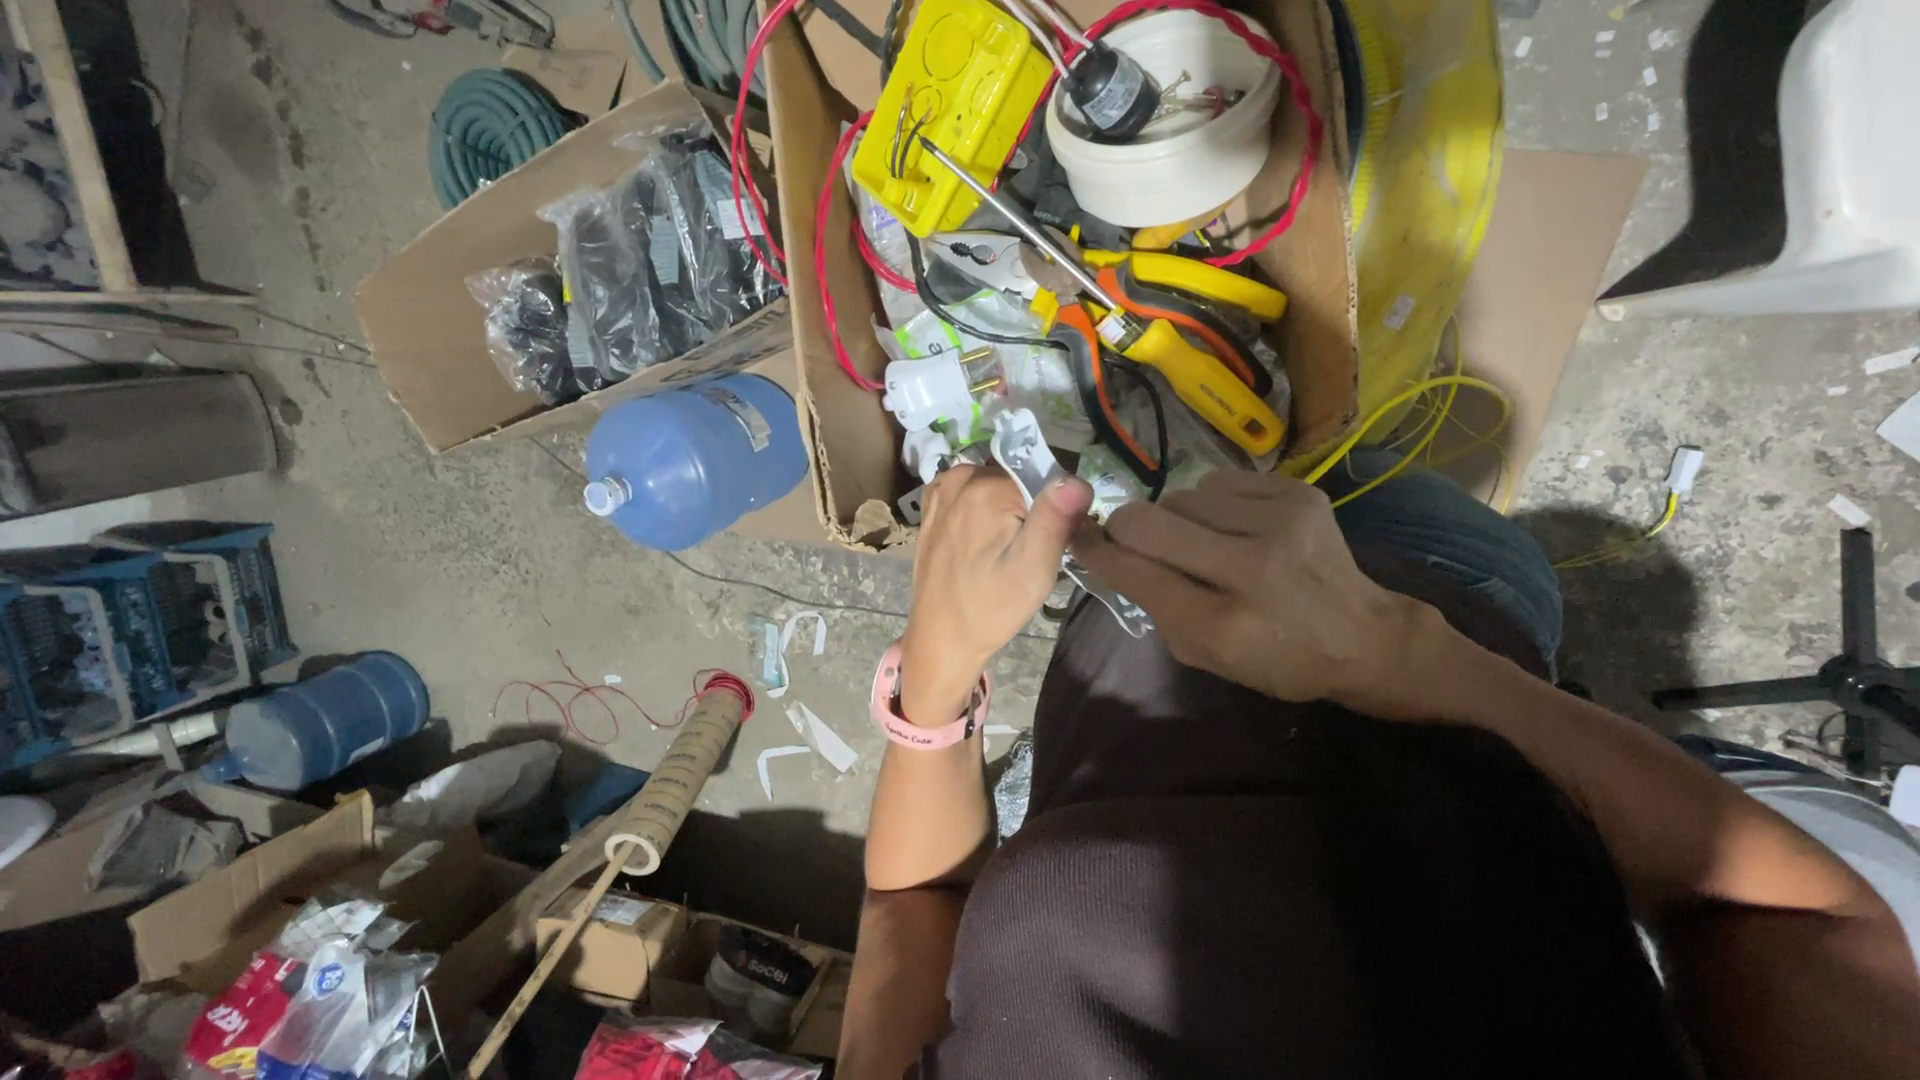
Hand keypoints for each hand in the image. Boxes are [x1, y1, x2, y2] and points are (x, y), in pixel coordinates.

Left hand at [899, 465, 1092, 725]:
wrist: (942, 636)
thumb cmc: (991, 607)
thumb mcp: (1034, 569)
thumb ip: (1054, 519)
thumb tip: (1075, 479)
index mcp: (988, 489)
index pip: (1043, 478)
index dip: (1054, 509)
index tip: (1048, 543)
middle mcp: (961, 479)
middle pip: (1017, 479)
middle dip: (1028, 507)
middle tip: (1026, 551)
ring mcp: (942, 491)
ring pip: (995, 483)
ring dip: (1005, 508)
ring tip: (1003, 549)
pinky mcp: (932, 506)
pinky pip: (970, 491)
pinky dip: (980, 507)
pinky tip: (982, 538)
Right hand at [1069, 468, 1437, 716]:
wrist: (1363, 636)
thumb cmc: (1275, 658)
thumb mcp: (1205, 655)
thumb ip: (1155, 606)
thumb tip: (1112, 551)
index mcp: (1223, 623)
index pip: (1134, 571)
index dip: (1096, 552)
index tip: (1080, 539)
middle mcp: (1253, 566)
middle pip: (1148, 521)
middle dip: (1126, 528)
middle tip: (1133, 540)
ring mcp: (1281, 522)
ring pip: (1180, 495)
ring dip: (1175, 517)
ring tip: (1198, 540)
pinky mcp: (1299, 493)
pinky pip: (1217, 482)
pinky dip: (1210, 503)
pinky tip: (1231, 526)